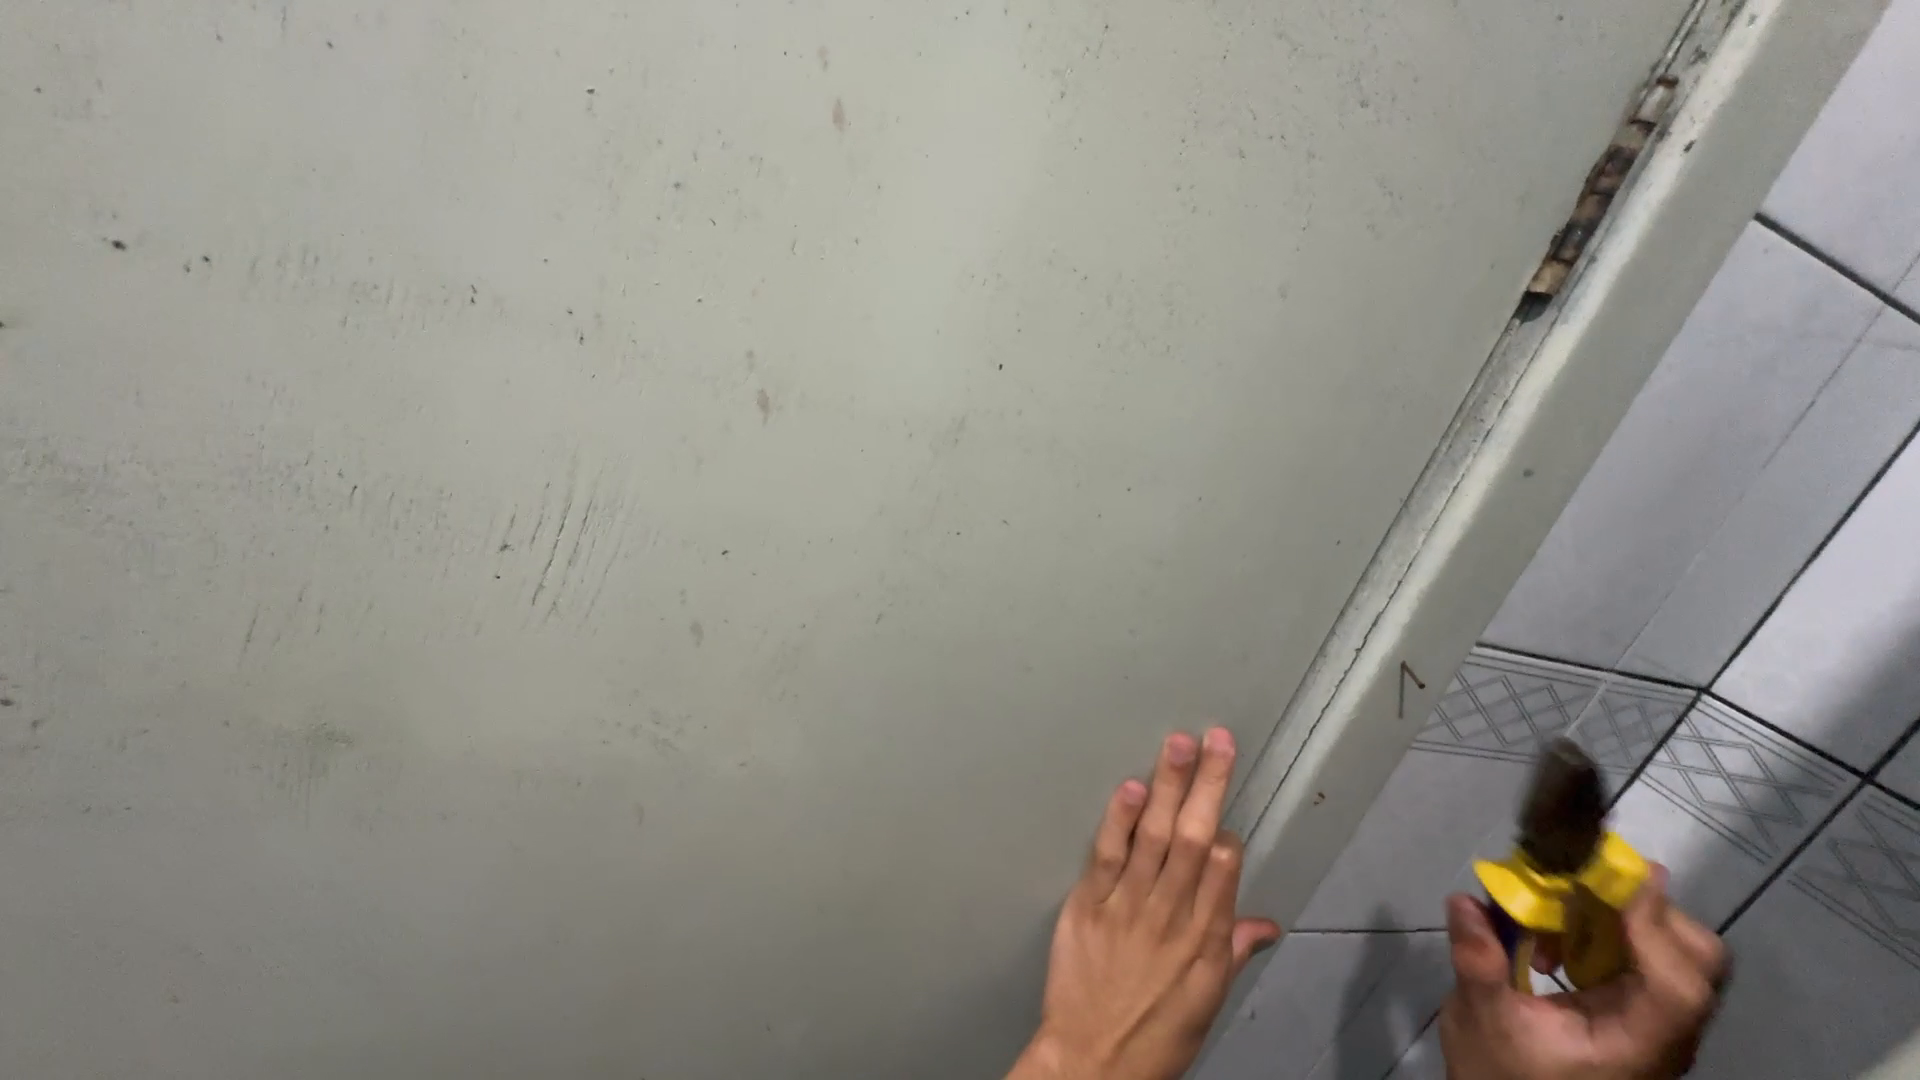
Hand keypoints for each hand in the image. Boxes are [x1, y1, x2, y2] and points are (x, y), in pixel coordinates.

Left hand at [1009, 728, 1283, 1079]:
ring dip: (1168, 786)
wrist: (1092, 1063)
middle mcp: (1170, 916)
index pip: (1223, 872)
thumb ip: (1232, 949)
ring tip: (1179, 745)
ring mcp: (1127, 908)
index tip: (1226, 784)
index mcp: (1203, 940)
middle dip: (1207, 785)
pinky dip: (1120, 821)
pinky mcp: (1088, 907)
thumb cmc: (1155, 1034)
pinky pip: (1107, 856)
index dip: (1225, 826)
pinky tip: (1131, 789)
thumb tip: (1265, 923)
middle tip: (1216, 740)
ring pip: (1154, 836)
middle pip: (1193, 839)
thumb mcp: (1206, 1000)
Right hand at [1439, 867, 1728, 1078]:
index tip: (1617, 875)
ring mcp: (1650, 1022)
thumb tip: (1465, 900)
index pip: (1676, 986)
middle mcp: (1660, 1032)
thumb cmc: (1503, 1074)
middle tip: (1589, 877)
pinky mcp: (1630, 1013)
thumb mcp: (1481, 1020)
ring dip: (1623, 916)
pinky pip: (1641, 960)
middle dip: (1648, 910)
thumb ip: (1478, 961)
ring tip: (1561, 904)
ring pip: (1673, 955)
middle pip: (1695, 963)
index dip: (1655, 927)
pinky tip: (1556, 934)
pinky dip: (1607, 931)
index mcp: (1637, 1043)